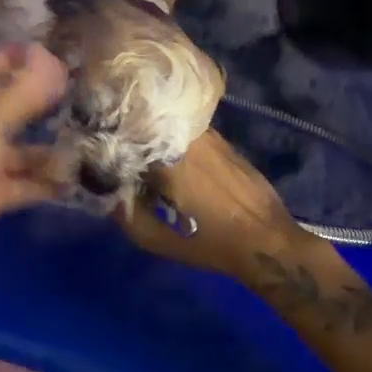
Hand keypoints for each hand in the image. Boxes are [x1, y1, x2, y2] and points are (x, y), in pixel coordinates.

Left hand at [0, 41, 70, 268]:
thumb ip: (24, 91)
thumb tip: (52, 58)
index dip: (16, 55)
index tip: (53, 53)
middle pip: (12, 106)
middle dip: (43, 102)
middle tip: (84, 100)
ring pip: (23, 150)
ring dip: (52, 151)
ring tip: (92, 148)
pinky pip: (25, 185)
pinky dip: (47, 184)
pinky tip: (76, 184)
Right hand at [115, 128, 315, 279]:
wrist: (272, 242)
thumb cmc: (217, 244)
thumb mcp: (165, 244)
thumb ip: (130, 219)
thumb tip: (107, 197)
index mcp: (167, 161)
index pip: (123, 142)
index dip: (108, 151)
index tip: (99, 165)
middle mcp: (185, 139)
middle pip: (144, 128)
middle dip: (129, 141)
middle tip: (121, 161)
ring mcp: (206, 135)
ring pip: (165, 126)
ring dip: (152, 138)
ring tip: (145, 159)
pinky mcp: (222, 140)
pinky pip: (186, 131)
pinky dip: (172, 139)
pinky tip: (172, 160)